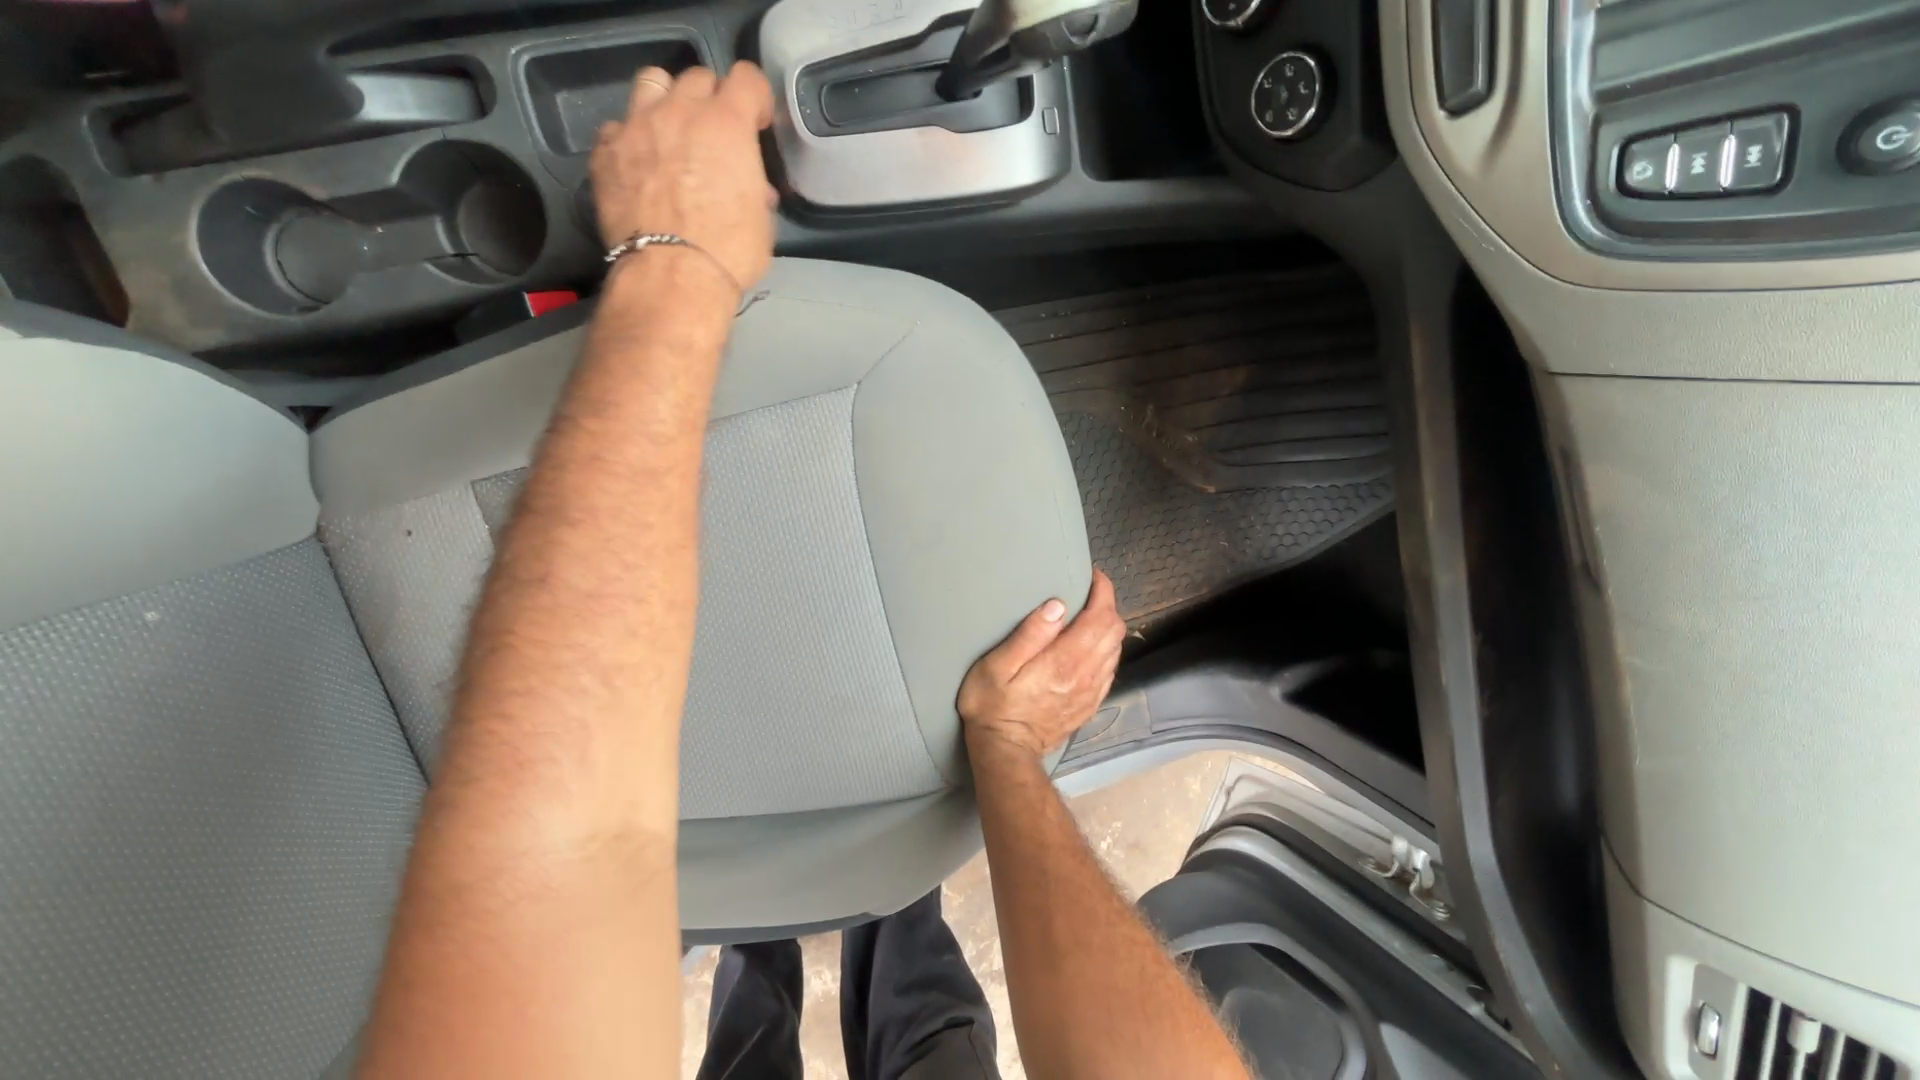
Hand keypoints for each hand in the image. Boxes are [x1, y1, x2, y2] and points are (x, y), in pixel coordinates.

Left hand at [590, 63, 778, 293]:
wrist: (673, 277)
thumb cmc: (728, 252)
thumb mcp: (761, 221)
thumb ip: (755, 188)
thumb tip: (754, 190)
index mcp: (727, 124)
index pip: (747, 79)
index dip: (756, 99)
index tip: (757, 123)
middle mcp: (680, 113)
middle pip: (698, 77)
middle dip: (712, 99)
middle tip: (715, 134)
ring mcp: (638, 127)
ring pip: (652, 82)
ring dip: (666, 100)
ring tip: (671, 131)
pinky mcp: (606, 152)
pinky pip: (617, 127)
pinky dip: (630, 139)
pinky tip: (639, 163)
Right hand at [958, 571, 1125, 762]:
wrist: (1005, 753)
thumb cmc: (992, 706)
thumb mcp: (997, 667)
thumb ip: (1029, 635)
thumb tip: (1057, 605)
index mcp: (1065, 661)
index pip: (1101, 617)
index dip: (1103, 591)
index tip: (1093, 576)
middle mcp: (1086, 675)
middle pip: (1114, 631)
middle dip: (1106, 605)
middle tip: (1086, 593)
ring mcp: (1091, 692)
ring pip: (1115, 650)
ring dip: (1107, 628)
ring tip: (1087, 616)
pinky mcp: (1089, 704)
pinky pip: (1109, 670)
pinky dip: (1105, 650)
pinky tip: (1088, 648)